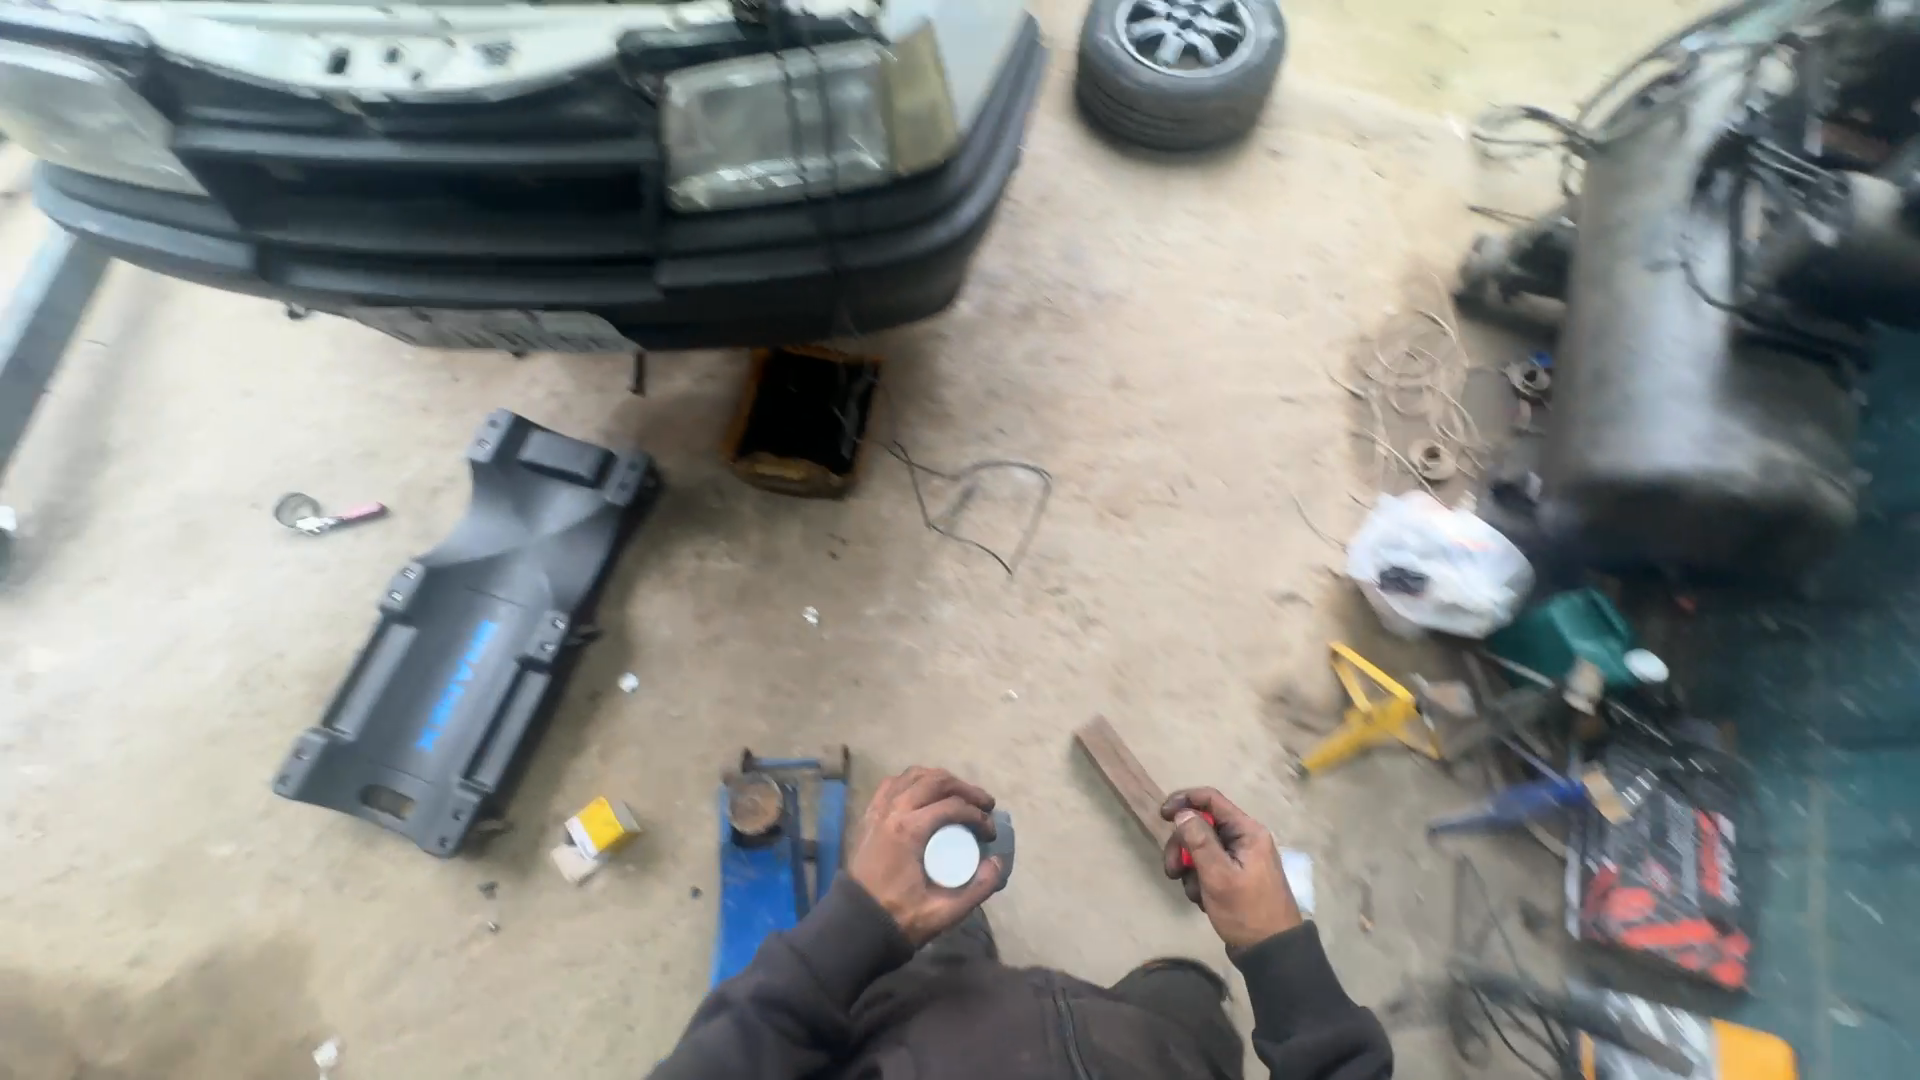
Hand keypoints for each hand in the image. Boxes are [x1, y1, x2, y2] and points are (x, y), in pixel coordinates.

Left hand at [847, 766, 1002, 944]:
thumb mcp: (944, 912)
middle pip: (935, 781)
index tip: (990, 833)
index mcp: (909, 830)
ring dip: (941, 780)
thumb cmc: (900, 918)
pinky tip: (926, 794)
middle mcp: (893, 810)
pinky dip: (914, 781)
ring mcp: (879, 809)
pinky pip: (893, 783)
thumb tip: (997, 862)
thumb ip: (977, 889)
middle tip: (985, 805)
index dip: (978, 815)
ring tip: (959, 796)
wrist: (856, 924)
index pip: (952, 806)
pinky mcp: (870, 814)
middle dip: (966, 789)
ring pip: (914, 775)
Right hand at [1161, 787, 1302, 948]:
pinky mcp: (1234, 876)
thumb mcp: (1217, 874)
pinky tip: (1202, 899)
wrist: (1271, 953)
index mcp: (1246, 831)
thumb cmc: (1246, 910)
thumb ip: (1198, 839)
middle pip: (1201, 826)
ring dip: (1188, 867)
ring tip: (1191, 892)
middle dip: (1182, 846)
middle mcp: (1244, 839)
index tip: (1162, 816)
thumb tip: (1182, 812)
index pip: (1210, 799)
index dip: (1184, 800)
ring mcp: (1239, 858)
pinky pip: (1207, 866)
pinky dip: (1198, 880)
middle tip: (1172, 870)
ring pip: (1201, 848)